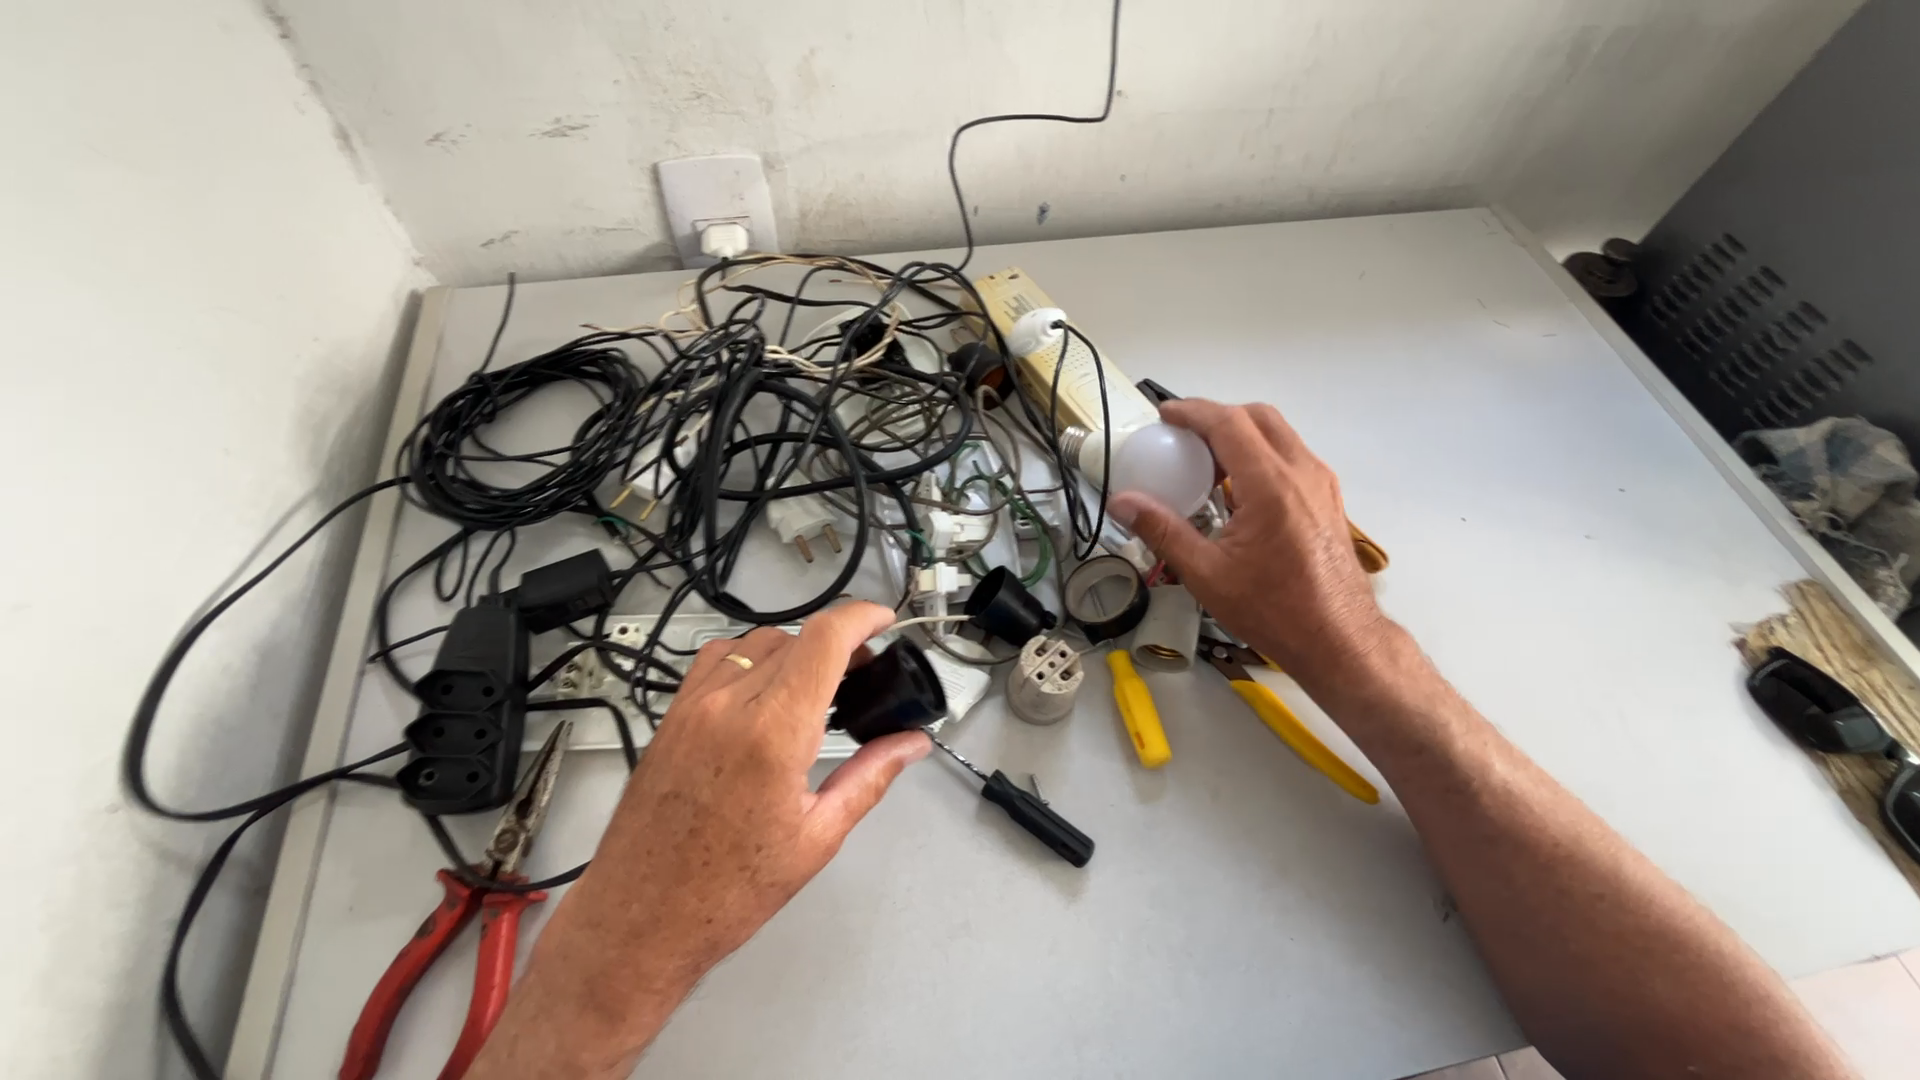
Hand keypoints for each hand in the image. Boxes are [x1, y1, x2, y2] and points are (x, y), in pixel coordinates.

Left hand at [470, 601, 927, 1076]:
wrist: (640, 919)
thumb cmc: (729, 891)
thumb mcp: (817, 836)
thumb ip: (871, 776)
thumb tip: (911, 743)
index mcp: (774, 734)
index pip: (824, 640)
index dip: (862, 617)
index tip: (884, 620)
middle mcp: (730, 706)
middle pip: (796, 637)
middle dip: (838, 644)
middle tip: (860, 676)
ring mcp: (694, 706)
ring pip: (756, 641)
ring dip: (795, 650)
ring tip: (814, 687)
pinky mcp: (671, 716)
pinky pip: (717, 658)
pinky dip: (751, 658)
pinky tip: (764, 692)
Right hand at [1110, 399, 1389, 690]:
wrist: (1338, 639)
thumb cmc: (1272, 610)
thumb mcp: (1206, 574)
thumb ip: (1162, 530)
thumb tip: (1122, 503)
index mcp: (1270, 486)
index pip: (1229, 423)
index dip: (1192, 412)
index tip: (1164, 416)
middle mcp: (1302, 473)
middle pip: (1258, 417)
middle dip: (1217, 416)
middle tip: (1183, 435)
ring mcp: (1321, 484)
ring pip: (1278, 434)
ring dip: (1240, 434)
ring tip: (1205, 462)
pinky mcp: (1327, 499)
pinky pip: (1291, 456)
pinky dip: (1260, 454)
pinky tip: (1236, 489)